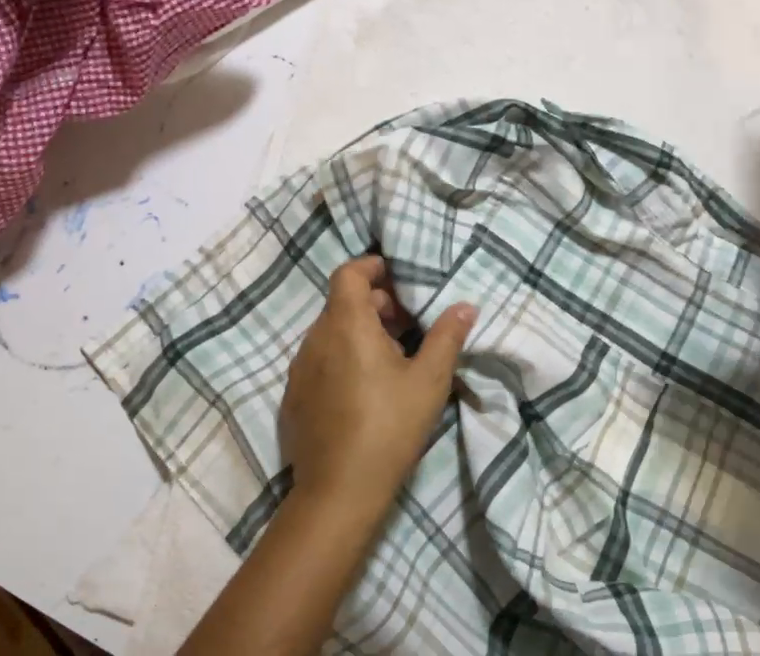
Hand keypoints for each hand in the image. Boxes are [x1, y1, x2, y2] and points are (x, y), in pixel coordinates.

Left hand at [279, 256, 477, 513]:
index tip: (397, 277)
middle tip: (408, 324)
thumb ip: (447, 337)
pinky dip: (341, 359)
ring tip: (392, 358)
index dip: (371, 267)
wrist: (339, 491)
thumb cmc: (389, 426)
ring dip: (358, 333)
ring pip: (330, 333)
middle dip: (375, 304)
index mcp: (346, 324)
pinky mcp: (293, 397)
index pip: (349, 273)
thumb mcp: (429, 381)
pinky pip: (319, 361)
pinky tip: (364, 390)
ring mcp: (299, 369)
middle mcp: (315, 338)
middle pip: (341, 303)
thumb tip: (465, 306)